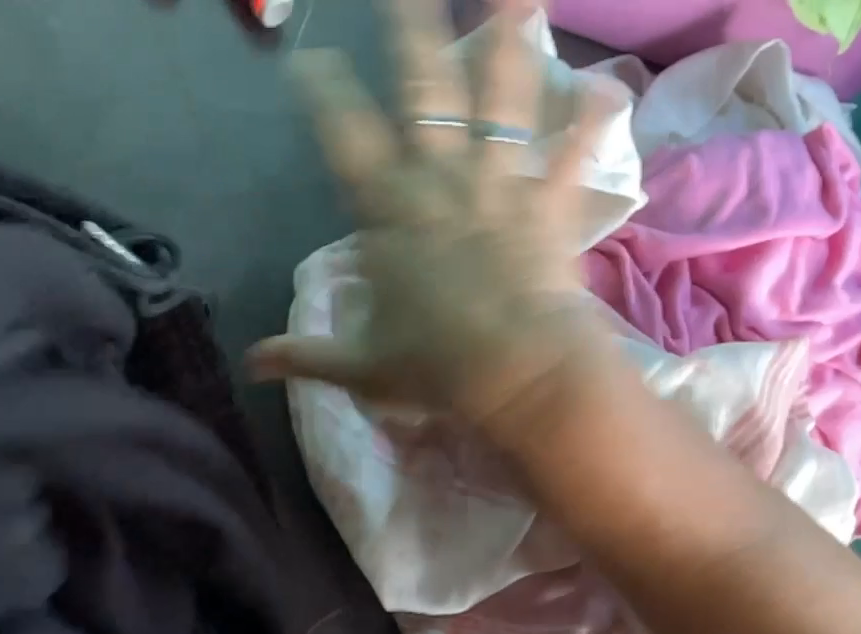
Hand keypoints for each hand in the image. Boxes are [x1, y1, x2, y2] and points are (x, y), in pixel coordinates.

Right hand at [248, 0, 618, 440]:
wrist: (515, 373)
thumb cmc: (436, 367)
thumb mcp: (362, 367)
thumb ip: (308, 356)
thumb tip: (252, 363)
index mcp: (389, 212)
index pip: (347, 137)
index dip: (326, 94)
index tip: (312, 59)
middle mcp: (443, 181)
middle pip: (425, 90)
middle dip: (414, 32)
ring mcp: (499, 186)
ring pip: (503, 101)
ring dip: (510, 43)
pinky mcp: (549, 205)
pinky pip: (573, 155)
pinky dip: (592, 121)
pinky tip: (609, 86)